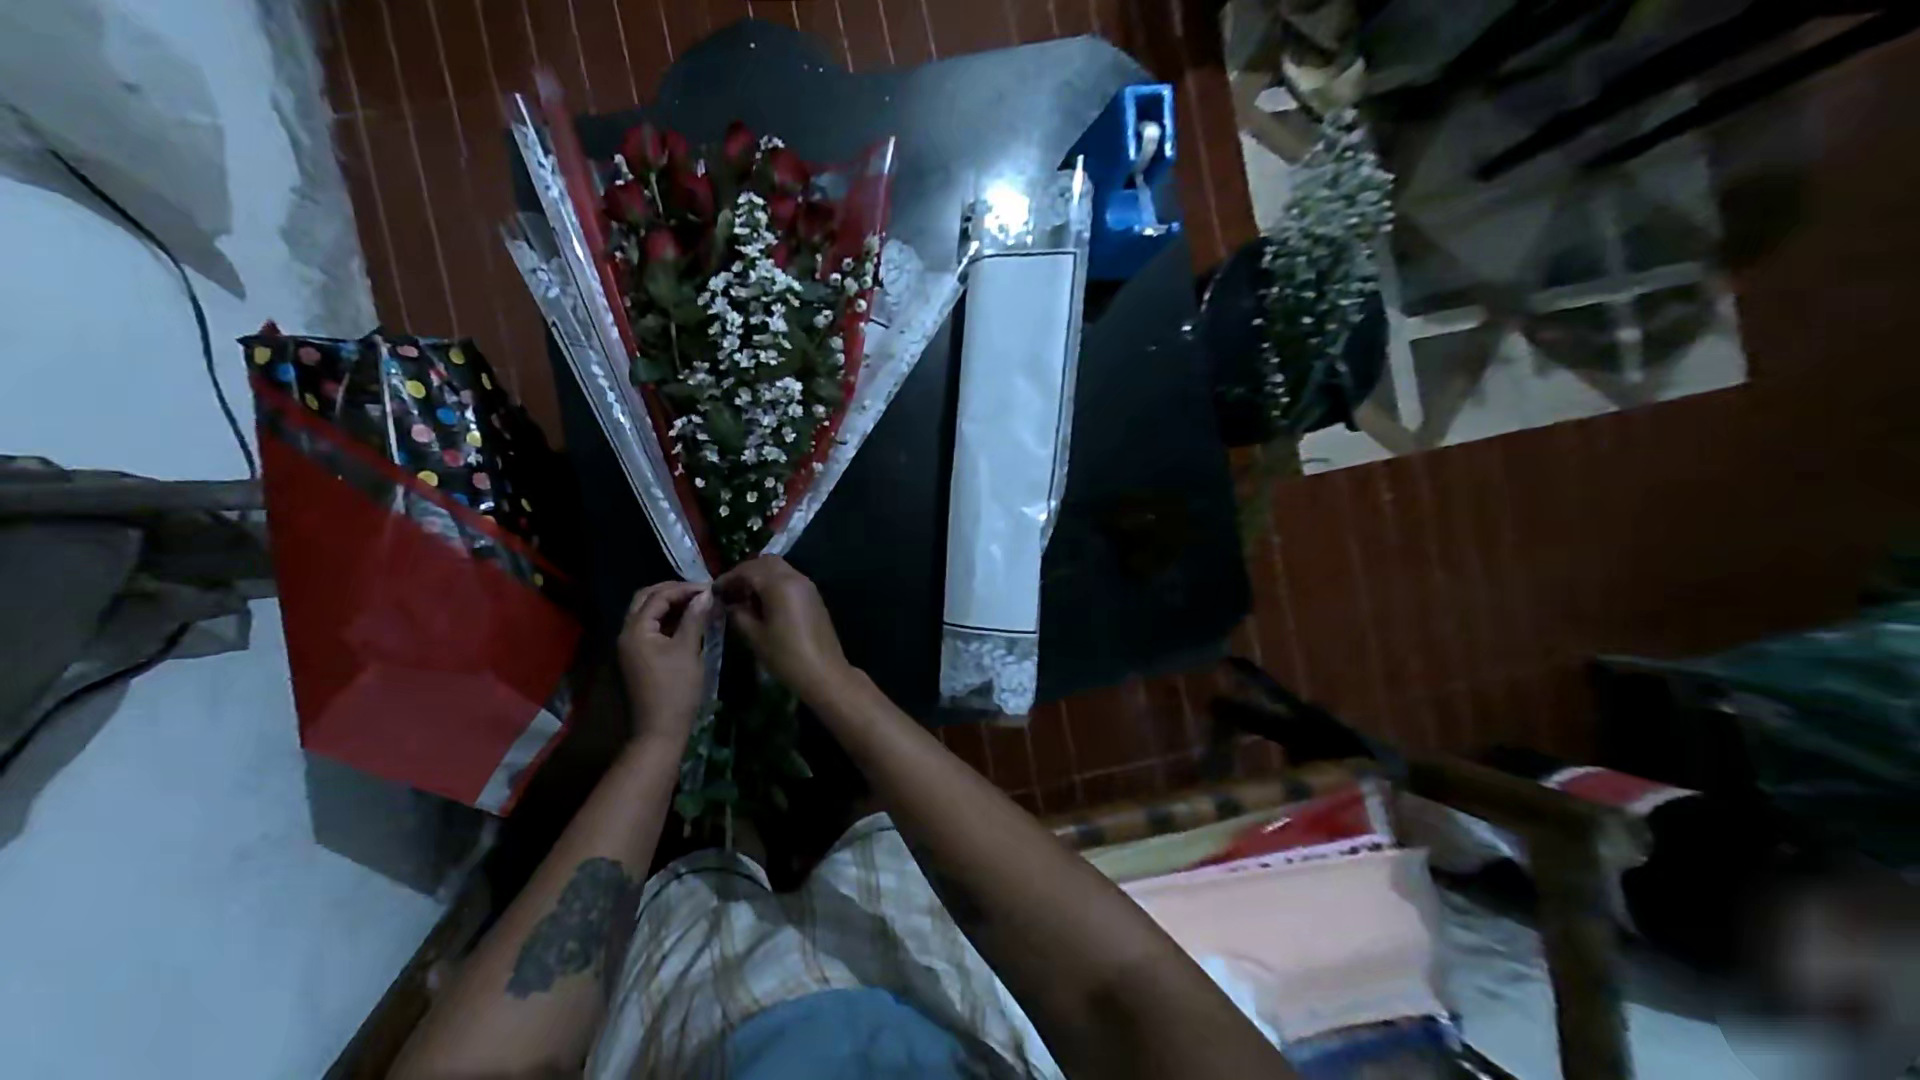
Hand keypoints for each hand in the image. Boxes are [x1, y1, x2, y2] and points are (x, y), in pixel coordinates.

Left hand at [617, 581, 713, 745]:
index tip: (709, 589)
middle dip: (672, 591)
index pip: (658, 596)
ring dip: (670, 604)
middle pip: (645, 600)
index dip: (684, 589)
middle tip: (699, 592)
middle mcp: (627, 634)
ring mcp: (630, 646)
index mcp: (636, 630)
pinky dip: (667, 620)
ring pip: (646, 613)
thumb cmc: (676, 688)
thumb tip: (705, 594)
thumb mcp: (688, 650)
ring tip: (697, 604)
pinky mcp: (638, 657)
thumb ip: (695, 618)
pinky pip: (650, 628)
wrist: (660, 728)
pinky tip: (688, 622)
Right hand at [715, 557, 856, 705]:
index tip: (715, 591)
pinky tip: (763, 603)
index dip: (729, 578)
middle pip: (765, 562)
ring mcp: (807, 585)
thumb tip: (729, 603)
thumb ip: (739, 614)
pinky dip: (774, 583)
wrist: (823, 672)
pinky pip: (789, 579)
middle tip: (731, 591)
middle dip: (746, 572)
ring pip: (779, 568)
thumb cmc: (786, 655)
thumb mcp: (755, 636)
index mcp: (779, 584)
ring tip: (745, 598)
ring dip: (760, 576)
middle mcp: (795, 578)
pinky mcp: (813, 596)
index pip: (748, 570)